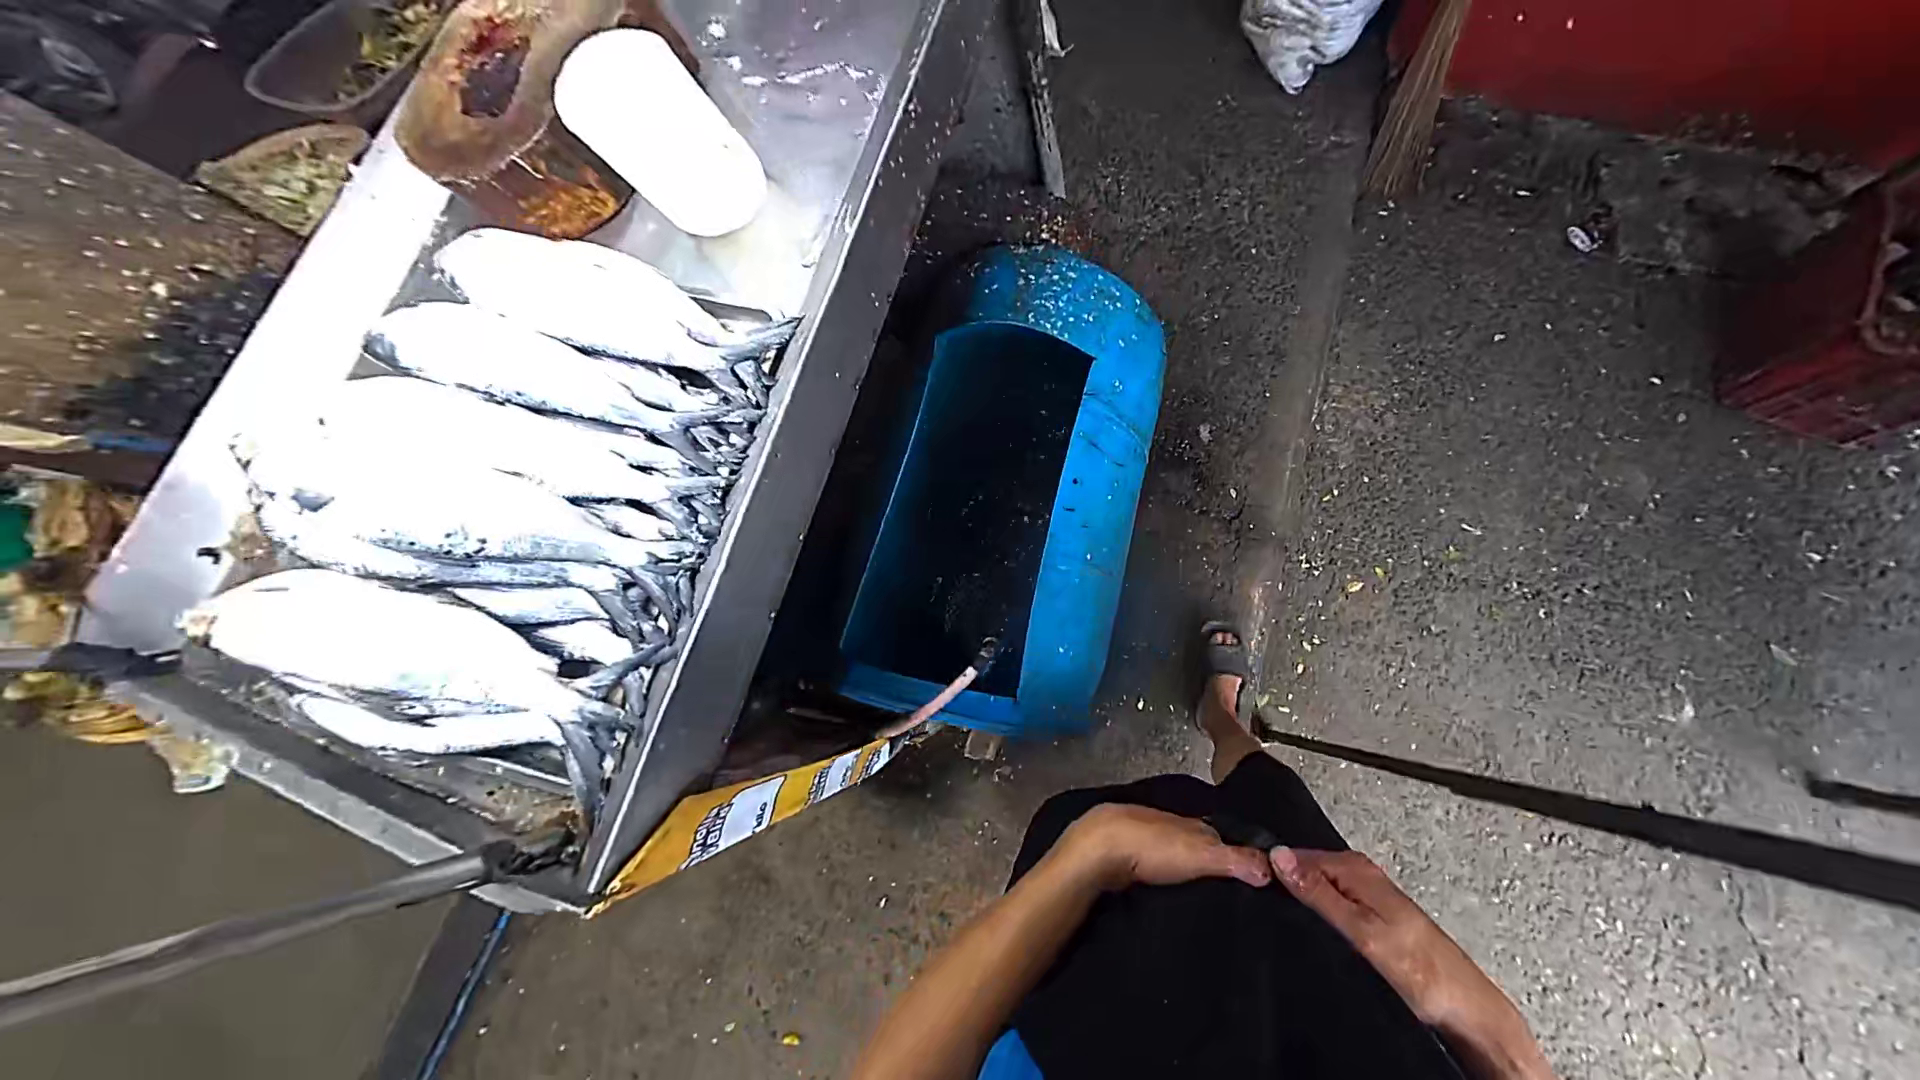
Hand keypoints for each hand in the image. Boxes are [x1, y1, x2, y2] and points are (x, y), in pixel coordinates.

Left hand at [1055, 804, 1273, 891]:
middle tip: (1232, 892)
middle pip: (1199, 845)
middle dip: (1213, 862)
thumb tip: (1274, 867)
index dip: (1239, 856)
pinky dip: (1163, 874)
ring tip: (1203, 894)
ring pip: (1174, 853)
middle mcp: (1171, 826)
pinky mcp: (1126, 854)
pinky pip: (1154, 864)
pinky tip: (1168, 889)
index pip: (1224, 839)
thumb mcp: (1200, 854)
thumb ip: (1235, 859)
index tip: (1255, 877)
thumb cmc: (1152, 848)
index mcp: (1192, 824)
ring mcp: (1146, 837)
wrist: (1099, 847)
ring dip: (1186, 869)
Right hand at [1271, 848, 1554, 1079]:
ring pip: (1315, 888)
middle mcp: (1359, 873)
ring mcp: (1365, 895)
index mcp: (1354, 867)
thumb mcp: (1360, 931)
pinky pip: (1328, 904)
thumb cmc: (1421, 974)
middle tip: (1265, 910)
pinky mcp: (1370, 917)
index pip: (1292, 854)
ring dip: (1299, 902)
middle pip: (1304, 869)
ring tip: (1283, 921)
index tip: (1250, 886)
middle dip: (1283, 886)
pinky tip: (1309, 931)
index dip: (1269, 871)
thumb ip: (1317, 892)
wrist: (1468, 1014)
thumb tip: (1277, 854)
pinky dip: (1315, 915)